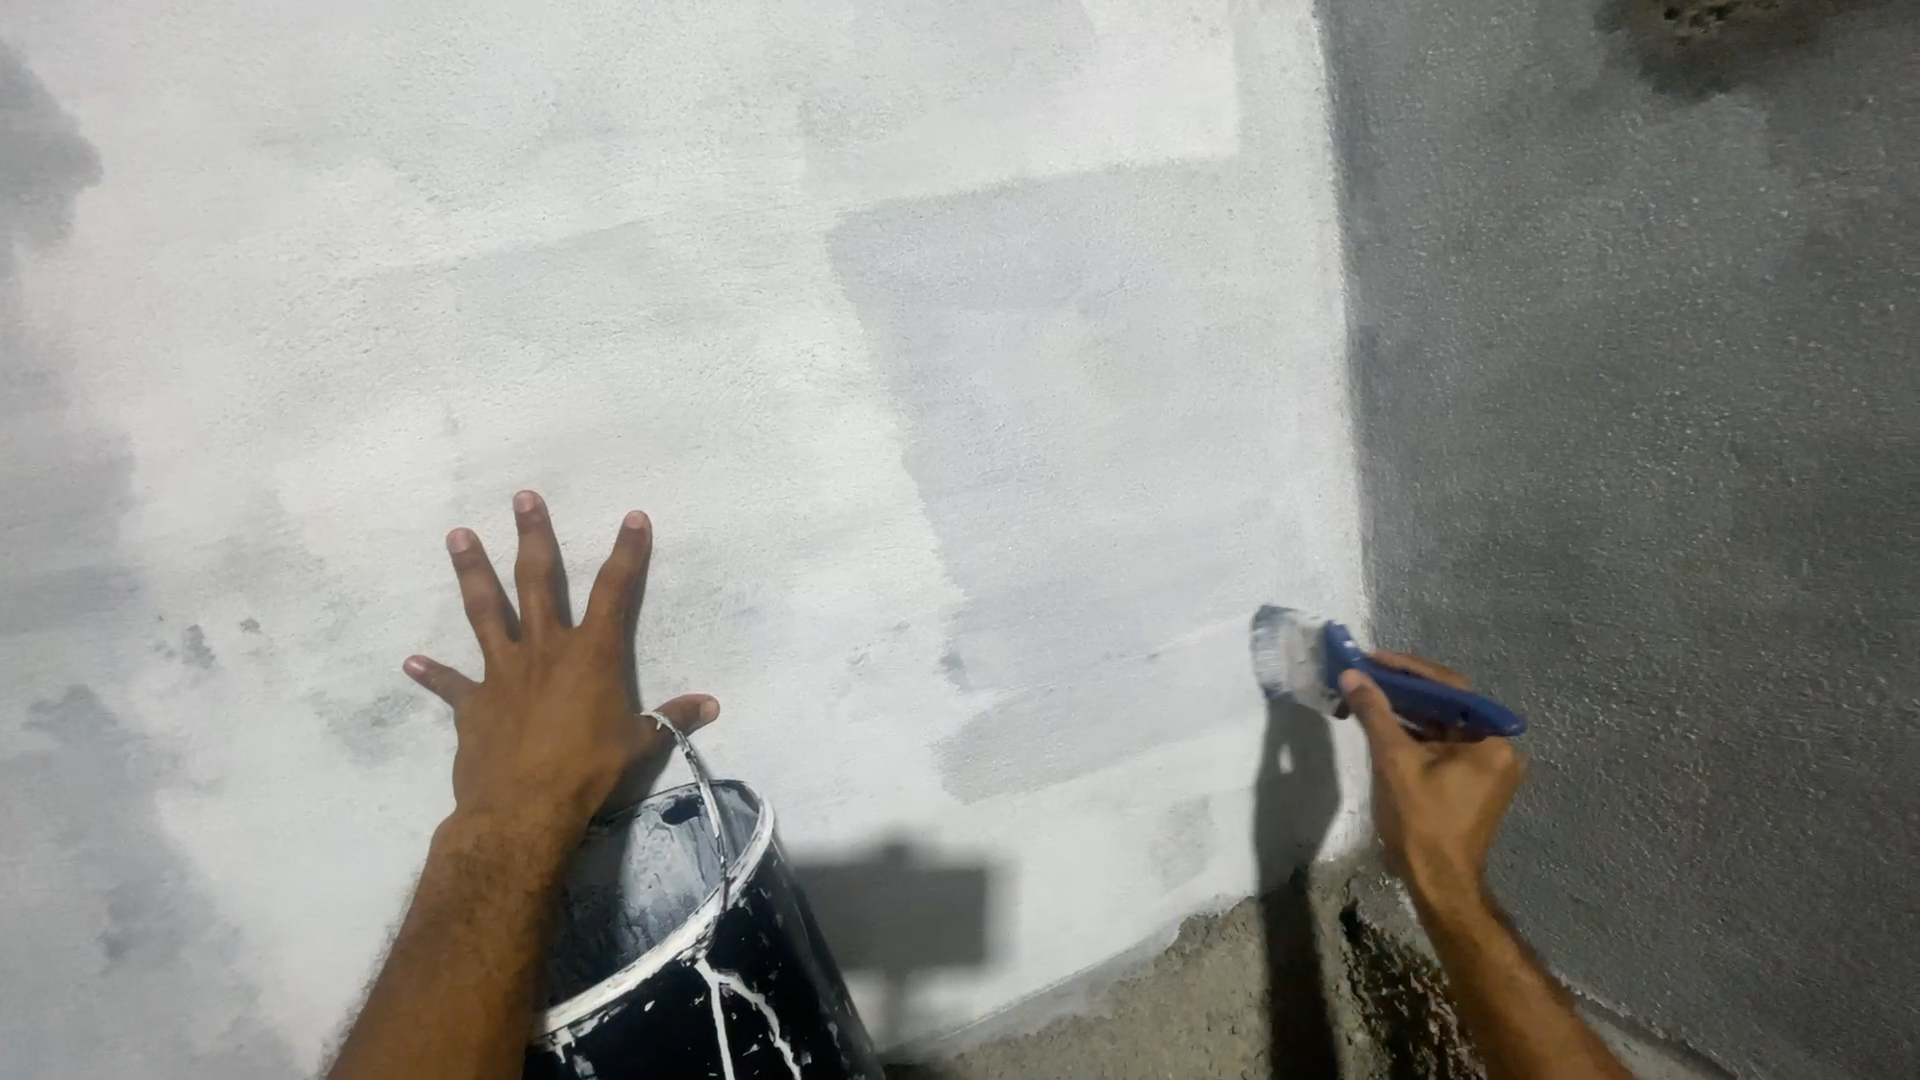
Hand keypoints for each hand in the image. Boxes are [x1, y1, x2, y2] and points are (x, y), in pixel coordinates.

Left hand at [403, 491, 718, 844]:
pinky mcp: (473, 704)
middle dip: (533, 537)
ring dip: (473, 572)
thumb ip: (673, 718)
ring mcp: (503, 672)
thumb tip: (713, 705)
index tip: (633, 518)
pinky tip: (412, 661)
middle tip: (523, 498)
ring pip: (486, 612)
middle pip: (537, 581)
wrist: (523, 809)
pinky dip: (434, 673)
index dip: (627, 552)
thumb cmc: (591, 769)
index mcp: (592, 653)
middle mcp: (546, 649)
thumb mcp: (642, 743)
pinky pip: (452, 684)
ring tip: (459, 535)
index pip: (616, 590)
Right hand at [1338, 653, 1522, 912]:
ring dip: (1405, 708)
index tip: (1372, 659)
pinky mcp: (1470, 780)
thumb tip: (1352, 674)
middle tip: (1365, 673)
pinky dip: (1412, 731)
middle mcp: (1497, 749)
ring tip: (1367, 693)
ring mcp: (1485, 766)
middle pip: (1447, 703)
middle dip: (1404, 687)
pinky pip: (1440, 742)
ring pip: (1441, 722)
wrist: (1438, 879)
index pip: (1450, 688)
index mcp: (1491, 741)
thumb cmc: (1421, 819)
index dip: (1408, 669)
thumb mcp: (1393, 760)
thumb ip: (1375, 712)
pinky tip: (1381, 723)